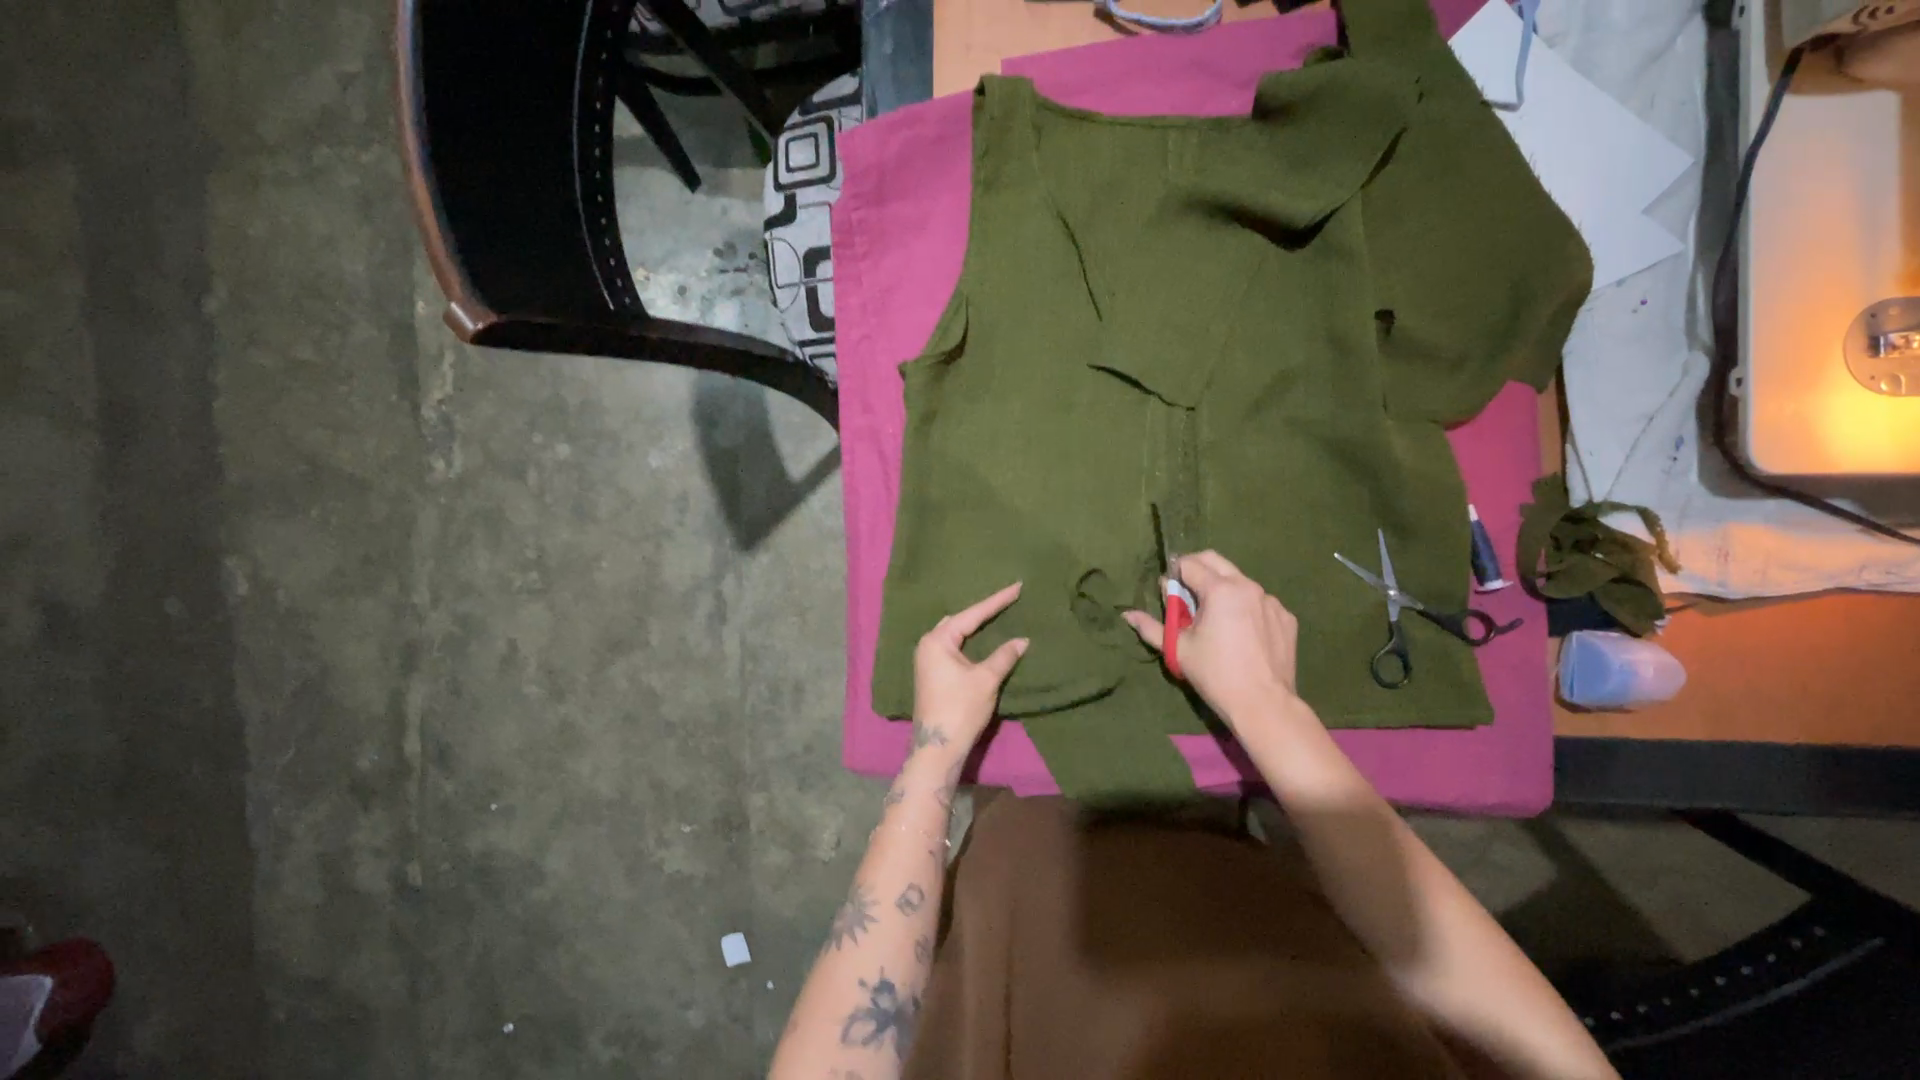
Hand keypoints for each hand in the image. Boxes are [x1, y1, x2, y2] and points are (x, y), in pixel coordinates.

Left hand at [911, 582, 1028, 760]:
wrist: (938, 746)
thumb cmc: (961, 709)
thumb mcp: (986, 679)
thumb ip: (1004, 656)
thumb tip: (1022, 640)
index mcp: (938, 640)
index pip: (972, 614)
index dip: (996, 601)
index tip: (1017, 587)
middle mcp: (928, 645)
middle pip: (959, 620)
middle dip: (982, 610)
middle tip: (1007, 599)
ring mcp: (927, 660)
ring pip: (954, 633)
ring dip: (973, 625)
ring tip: (996, 613)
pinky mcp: (932, 673)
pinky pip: (952, 647)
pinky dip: (968, 640)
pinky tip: (981, 638)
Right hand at [1123, 551, 1302, 729]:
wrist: (1264, 704)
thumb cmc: (1215, 675)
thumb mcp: (1179, 650)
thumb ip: (1152, 627)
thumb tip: (1128, 614)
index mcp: (1220, 590)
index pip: (1189, 564)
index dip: (1174, 574)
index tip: (1168, 590)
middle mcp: (1248, 586)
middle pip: (1215, 561)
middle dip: (1196, 568)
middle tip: (1185, 592)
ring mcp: (1271, 601)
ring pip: (1240, 581)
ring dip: (1222, 589)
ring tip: (1216, 618)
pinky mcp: (1285, 617)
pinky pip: (1260, 602)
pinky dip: (1246, 607)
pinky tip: (1242, 633)